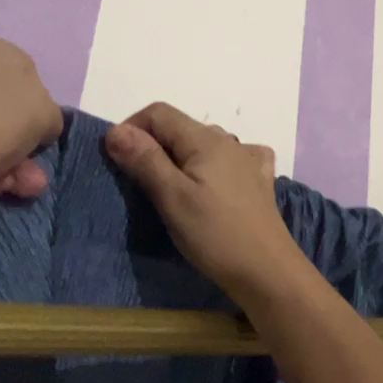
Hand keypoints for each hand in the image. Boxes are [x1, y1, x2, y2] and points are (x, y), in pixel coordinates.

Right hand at [105, 103, 311, 305]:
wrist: (267, 270)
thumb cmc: (215, 235)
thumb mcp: (172, 198)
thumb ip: (145, 160)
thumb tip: (116, 129)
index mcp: (206, 139)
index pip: (159, 112)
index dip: (132, 128)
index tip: (117, 161)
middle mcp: (229, 140)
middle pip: (181, 128)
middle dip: (152, 145)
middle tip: (137, 184)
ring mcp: (248, 159)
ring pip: (203, 144)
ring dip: (179, 158)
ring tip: (169, 191)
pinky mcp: (259, 180)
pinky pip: (229, 160)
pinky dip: (211, 166)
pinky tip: (210, 185)